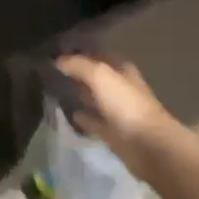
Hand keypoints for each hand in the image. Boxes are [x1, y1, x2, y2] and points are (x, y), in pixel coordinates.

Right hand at [52, 55, 181, 174]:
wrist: (147, 144)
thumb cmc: (125, 104)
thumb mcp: (100, 76)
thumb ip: (79, 65)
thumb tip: (57, 59)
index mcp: (122, 69)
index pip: (98, 56)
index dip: (80, 54)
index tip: (56, 55)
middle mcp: (121, 87)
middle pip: (97, 77)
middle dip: (79, 74)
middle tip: (52, 73)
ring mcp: (118, 111)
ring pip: (96, 99)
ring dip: (81, 96)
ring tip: (56, 92)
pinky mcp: (114, 132)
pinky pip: (95, 121)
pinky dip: (84, 118)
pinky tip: (70, 115)